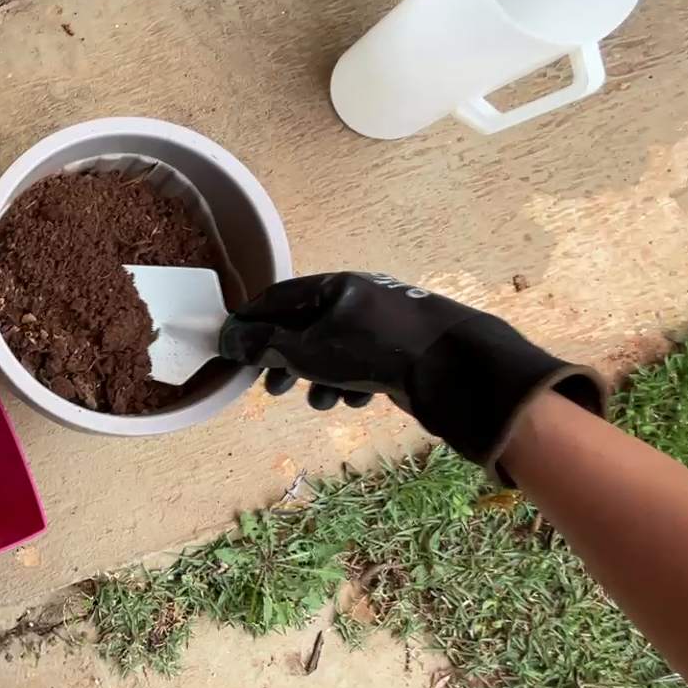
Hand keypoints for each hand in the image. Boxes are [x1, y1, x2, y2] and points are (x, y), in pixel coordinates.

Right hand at [218, 272, 606, 470]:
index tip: (232, 347)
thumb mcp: (305, 349)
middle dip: (285, 360)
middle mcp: (359, 298)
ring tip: (319, 401)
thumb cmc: (372, 351)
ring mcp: (385, 323)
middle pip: (304, 328)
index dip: (250, 322)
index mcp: (334, 286)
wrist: (459, 369)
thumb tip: (228, 338)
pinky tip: (355, 398)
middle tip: (273, 387)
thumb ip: (262, 344)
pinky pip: (363, 363)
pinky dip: (351, 381)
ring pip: (332, 350)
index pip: (276, 298)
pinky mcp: (405, 349)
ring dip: (318, 378)